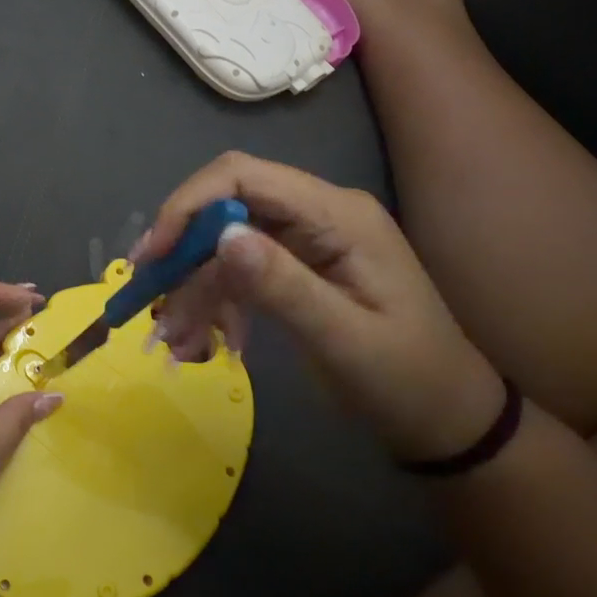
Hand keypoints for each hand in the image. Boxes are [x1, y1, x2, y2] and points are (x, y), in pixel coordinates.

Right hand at [135, 153, 505, 461]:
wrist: (446, 420)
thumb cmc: (406, 380)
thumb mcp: (344, 340)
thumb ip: (284, 286)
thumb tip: (221, 237)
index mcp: (338, 215)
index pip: (244, 177)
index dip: (189, 204)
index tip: (155, 253)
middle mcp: (318, 214)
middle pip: (226, 205)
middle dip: (182, 250)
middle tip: (150, 296)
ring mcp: (306, 240)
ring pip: (224, 243)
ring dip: (194, 286)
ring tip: (175, 339)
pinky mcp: (296, 267)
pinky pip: (237, 271)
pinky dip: (214, 302)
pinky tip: (205, 341)